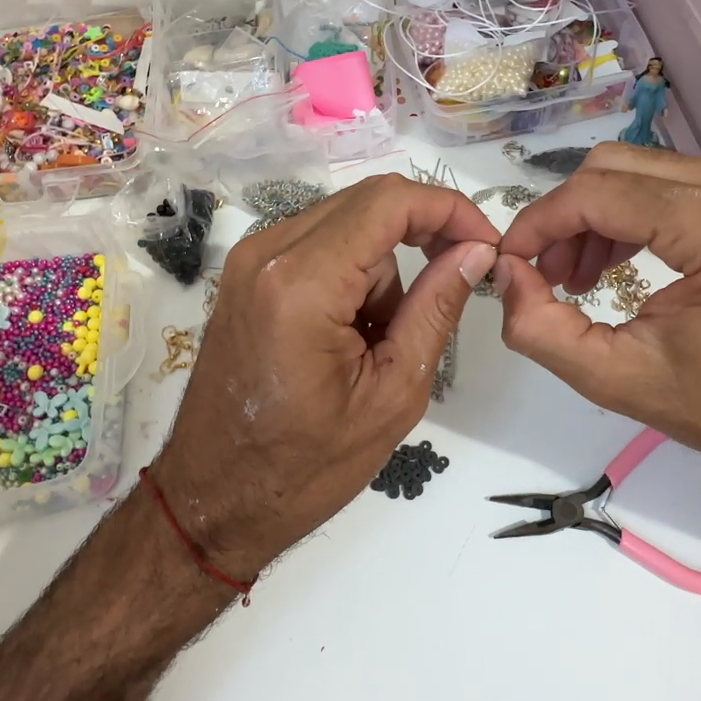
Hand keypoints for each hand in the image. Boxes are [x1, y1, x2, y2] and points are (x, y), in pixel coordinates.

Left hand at [148, 175, 499, 579]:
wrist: (214, 498)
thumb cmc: (307, 465)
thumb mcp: (393, 391)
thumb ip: (437, 306)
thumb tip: (476, 249)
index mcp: (302, 281)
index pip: (389, 202)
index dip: (449, 209)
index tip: (486, 243)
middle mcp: (268, 252)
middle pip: (367, 201)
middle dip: (421, 231)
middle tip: (457, 277)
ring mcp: (250, 260)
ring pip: (345, 223)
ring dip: (382, 264)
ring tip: (379, 339)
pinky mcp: (245, 275)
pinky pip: (317, 244)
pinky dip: (350, 272)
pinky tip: (350, 331)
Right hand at [493, 144, 700, 476]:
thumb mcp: (616, 380)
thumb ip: (540, 328)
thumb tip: (502, 271)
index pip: (597, 194)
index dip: (539, 224)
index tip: (510, 261)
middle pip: (612, 167)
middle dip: (564, 218)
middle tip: (546, 275)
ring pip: (636, 167)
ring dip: (592, 215)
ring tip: (577, 277)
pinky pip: (667, 180)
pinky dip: (627, 212)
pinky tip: (613, 261)